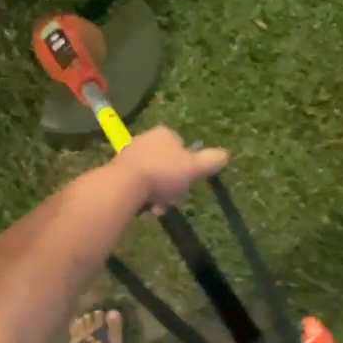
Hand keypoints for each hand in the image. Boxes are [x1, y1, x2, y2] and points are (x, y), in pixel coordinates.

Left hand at [110, 127, 229, 208]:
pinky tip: (145, 208)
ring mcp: (129, 154)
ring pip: (153, 177)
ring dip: (158, 195)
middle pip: (167, 165)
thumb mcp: (194, 167)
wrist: (124, 184)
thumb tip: (225, 155)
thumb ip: (211, 161)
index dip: (188, 167)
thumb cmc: (163, 172)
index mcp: (164, 133)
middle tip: (171, 201)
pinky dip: (143, 196)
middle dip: (172, 186)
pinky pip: (137, 184)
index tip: (188, 182)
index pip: (183, 148)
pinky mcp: (117, 170)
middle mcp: (145, 139)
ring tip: (157, 209)